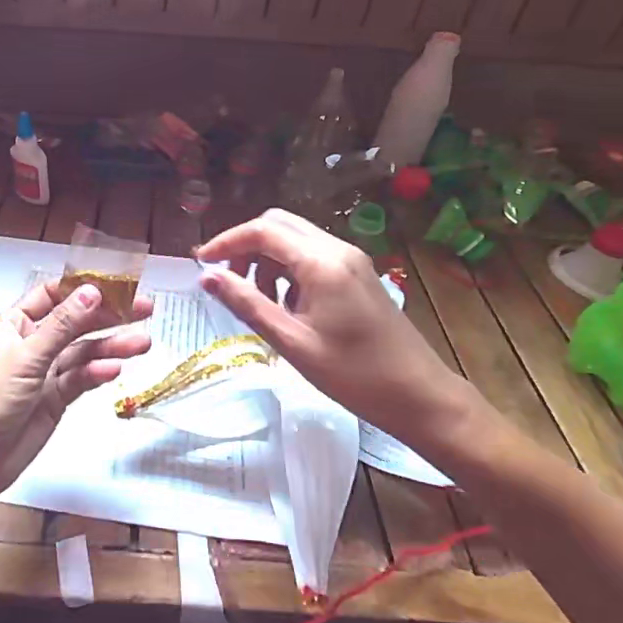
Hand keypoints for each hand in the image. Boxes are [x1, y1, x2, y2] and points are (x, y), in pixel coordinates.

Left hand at [0, 280, 152, 494]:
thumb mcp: (26, 357)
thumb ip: (63, 325)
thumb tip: (91, 291)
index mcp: (13, 323)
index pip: (52, 295)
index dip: (83, 288)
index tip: (118, 284)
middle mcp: (29, 344)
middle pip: (74, 322)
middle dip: (108, 316)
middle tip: (146, 308)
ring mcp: (42, 374)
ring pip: (82, 353)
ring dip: (111, 346)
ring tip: (142, 343)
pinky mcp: (52, 401)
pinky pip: (79, 381)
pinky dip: (97, 374)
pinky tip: (114, 369)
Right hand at [196, 208, 498, 459]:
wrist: (422, 398)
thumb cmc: (355, 375)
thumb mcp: (292, 342)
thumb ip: (247, 303)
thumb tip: (207, 277)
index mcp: (322, 264)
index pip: (262, 231)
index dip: (225, 242)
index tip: (200, 263)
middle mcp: (338, 250)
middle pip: (278, 224)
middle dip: (244, 245)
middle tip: (226, 279)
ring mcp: (351, 260)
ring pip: (294, 238)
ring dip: (265, 257)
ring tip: (256, 298)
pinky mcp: (357, 274)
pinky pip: (311, 254)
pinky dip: (286, 268)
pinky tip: (285, 304)